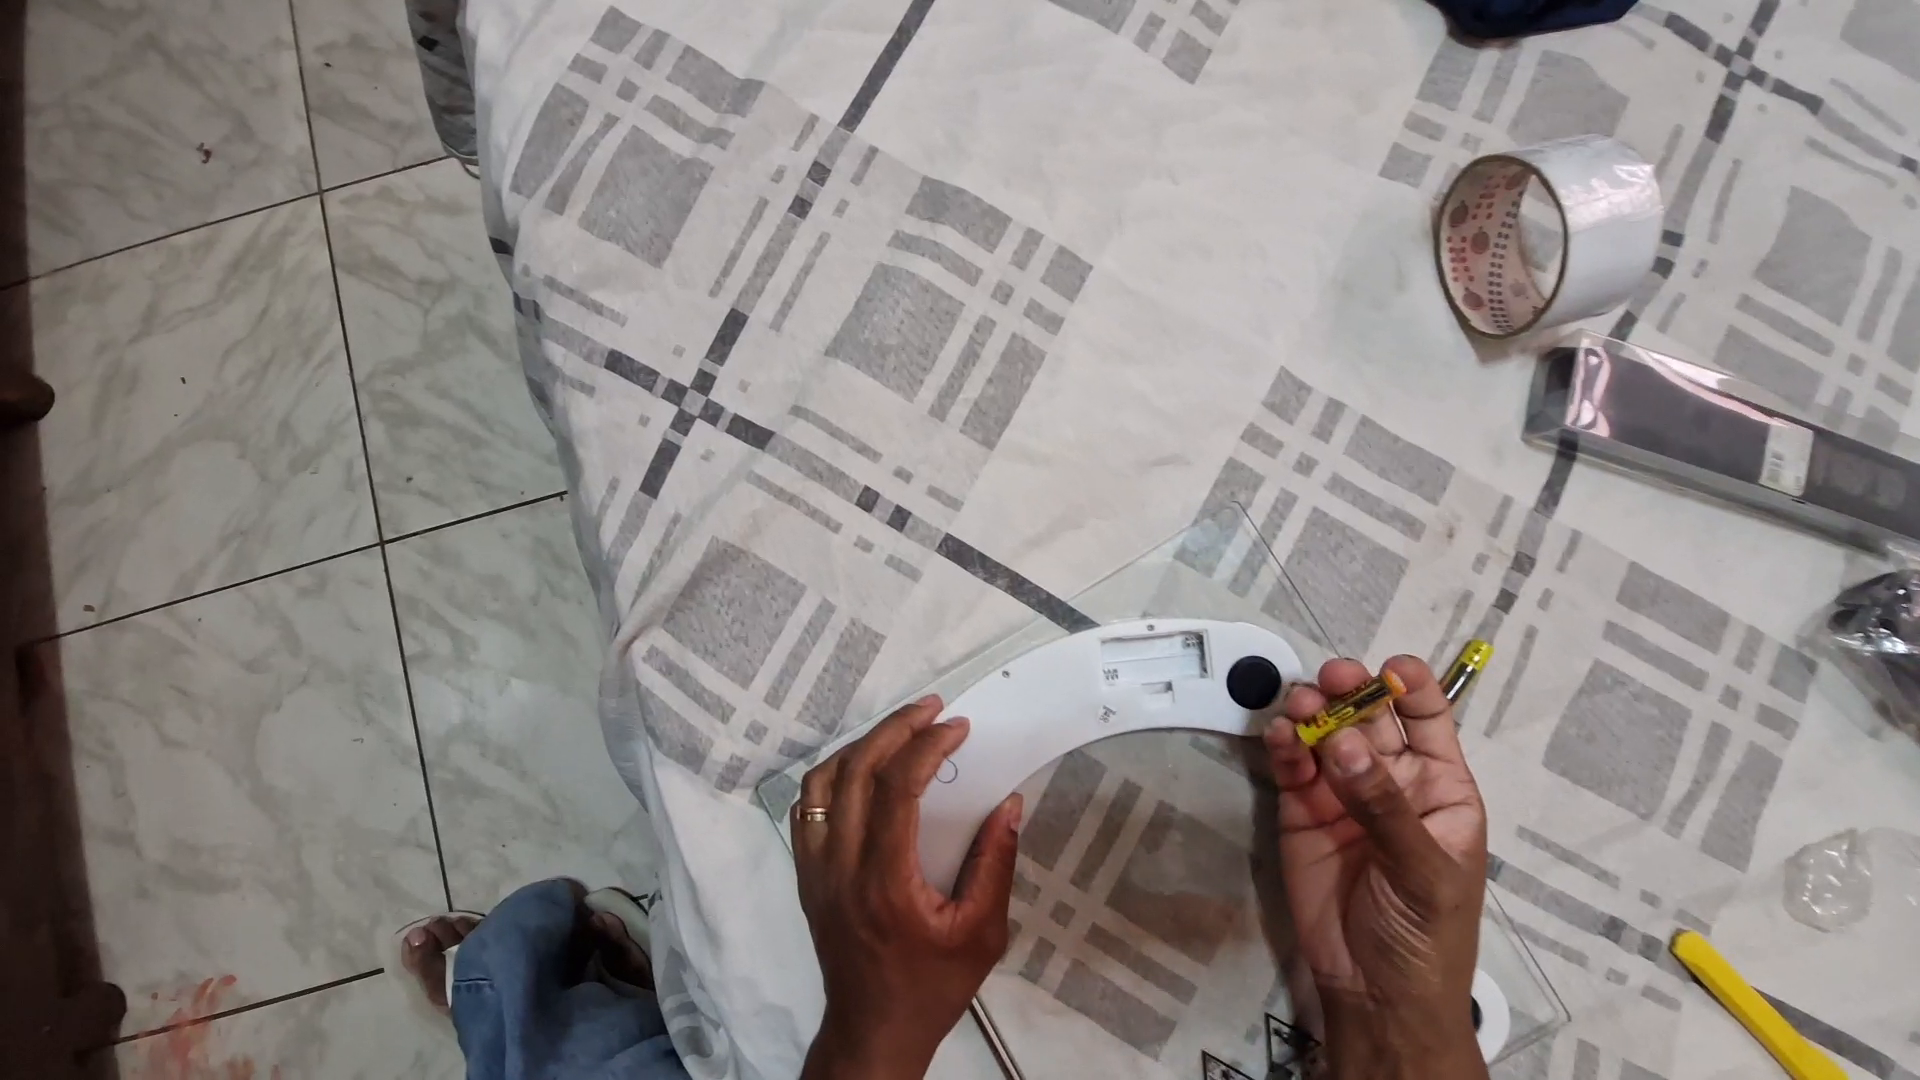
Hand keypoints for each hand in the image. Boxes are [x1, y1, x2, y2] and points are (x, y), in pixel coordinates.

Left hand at [793, 696, 1021, 1079]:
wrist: (872, 1031)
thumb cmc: (932, 986)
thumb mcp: (982, 933)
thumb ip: (996, 863)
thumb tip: (1009, 802)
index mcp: (886, 880)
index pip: (899, 788)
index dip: (928, 746)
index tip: (958, 727)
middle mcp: (840, 866)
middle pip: (856, 771)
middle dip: (896, 728)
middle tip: (931, 708)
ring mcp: (815, 868)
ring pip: (823, 781)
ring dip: (862, 745)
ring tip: (899, 730)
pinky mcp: (805, 873)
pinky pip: (808, 806)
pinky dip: (835, 774)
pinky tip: (864, 769)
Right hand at [1265, 656, 1489, 1079]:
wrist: (1371, 987)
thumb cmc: (1423, 931)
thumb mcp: (1422, 871)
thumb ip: (1383, 805)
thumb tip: (1341, 742)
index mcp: (1438, 785)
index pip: (1429, 719)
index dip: (1412, 687)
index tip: (1389, 667)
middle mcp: (1387, 776)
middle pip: (1368, 714)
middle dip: (1351, 690)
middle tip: (1330, 680)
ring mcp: (1339, 788)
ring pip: (1324, 730)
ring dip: (1312, 711)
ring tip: (1302, 709)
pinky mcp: (1298, 804)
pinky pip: (1291, 761)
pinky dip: (1283, 744)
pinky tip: (1281, 738)